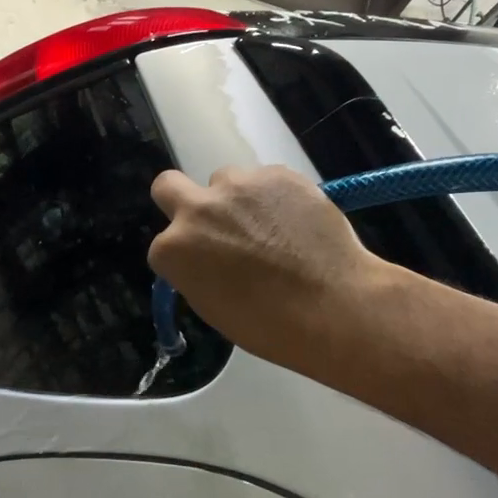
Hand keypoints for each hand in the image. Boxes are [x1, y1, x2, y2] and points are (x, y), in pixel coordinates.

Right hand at [148, 165, 393, 373]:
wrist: (332, 306)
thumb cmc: (268, 324)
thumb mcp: (212, 306)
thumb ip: (197, 271)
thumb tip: (209, 259)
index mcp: (174, 249)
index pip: (164, 245)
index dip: (185, 256)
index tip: (206, 268)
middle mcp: (197, 209)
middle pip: (168, 186)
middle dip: (182, 201)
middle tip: (214, 225)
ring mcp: (238, 186)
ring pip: (225, 181)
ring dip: (238, 200)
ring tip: (271, 227)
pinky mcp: (278, 174)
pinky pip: (266, 180)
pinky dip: (275, 197)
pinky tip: (297, 223)